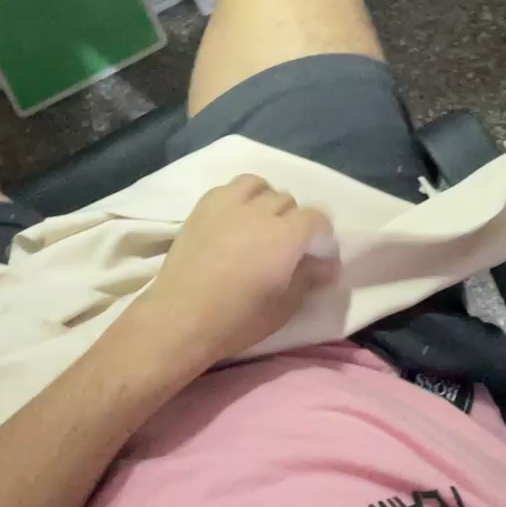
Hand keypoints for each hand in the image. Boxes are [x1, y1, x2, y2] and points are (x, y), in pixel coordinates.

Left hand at [132, 174, 338, 366]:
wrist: (179, 318)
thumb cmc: (236, 320)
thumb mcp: (284, 307)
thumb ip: (308, 277)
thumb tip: (325, 264)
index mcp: (285, 236)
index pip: (316, 219)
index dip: (321, 237)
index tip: (317, 259)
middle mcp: (258, 211)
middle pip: (288, 201)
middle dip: (295, 222)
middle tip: (287, 249)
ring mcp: (227, 204)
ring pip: (259, 186)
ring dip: (267, 201)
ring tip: (261, 225)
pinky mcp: (202, 207)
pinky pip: (229, 188)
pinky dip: (239, 198)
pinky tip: (235, 220)